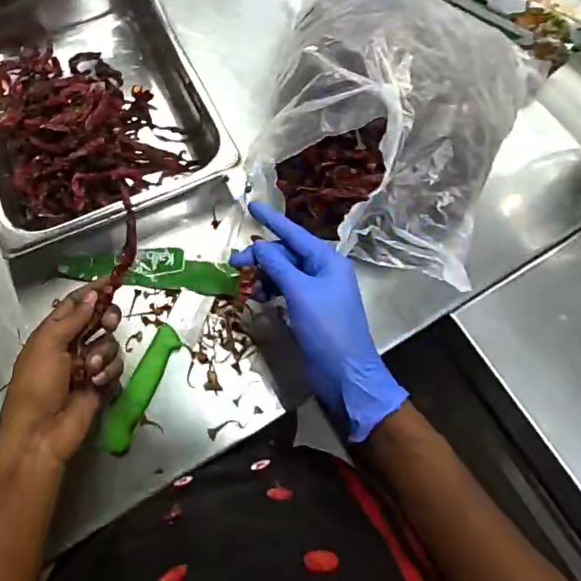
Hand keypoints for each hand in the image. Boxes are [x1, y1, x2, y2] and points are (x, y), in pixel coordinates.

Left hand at [0, 285, 121, 468]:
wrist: (41, 433)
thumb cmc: (36, 384)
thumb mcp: (48, 344)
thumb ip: (73, 318)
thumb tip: (92, 295)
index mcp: (52, 330)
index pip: (76, 303)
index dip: (93, 290)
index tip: (113, 278)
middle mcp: (71, 344)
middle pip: (98, 319)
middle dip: (106, 317)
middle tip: (108, 322)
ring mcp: (87, 364)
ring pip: (109, 343)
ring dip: (102, 353)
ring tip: (88, 370)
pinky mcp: (101, 385)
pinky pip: (115, 367)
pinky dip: (108, 372)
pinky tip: (96, 383)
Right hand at [229, 200, 406, 440]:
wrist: (346, 375)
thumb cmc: (327, 328)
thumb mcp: (298, 291)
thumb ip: (276, 264)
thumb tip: (258, 247)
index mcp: (327, 261)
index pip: (294, 233)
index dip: (271, 219)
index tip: (251, 205)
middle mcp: (323, 271)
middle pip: (285, 252)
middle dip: (260, 256)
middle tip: (234, 264)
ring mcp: (316, 291)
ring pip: (282, 271)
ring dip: (262, 275)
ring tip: (245, 285)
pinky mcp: (309, 308)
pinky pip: (283, 288)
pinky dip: (268, 289)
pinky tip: (257, 298)